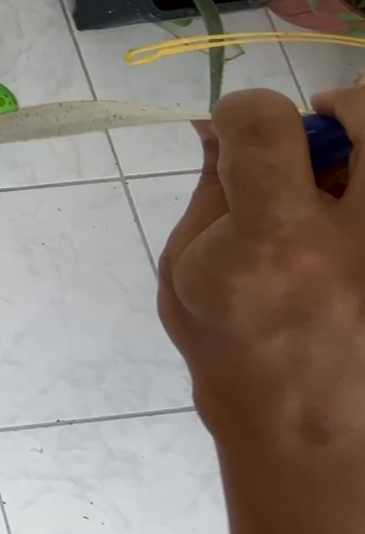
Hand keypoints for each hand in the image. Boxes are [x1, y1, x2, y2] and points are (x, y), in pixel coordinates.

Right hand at [158, 86, 364, 533]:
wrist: (310, 424)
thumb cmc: (227, 341)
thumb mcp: (186, 264)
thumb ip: (213, 191)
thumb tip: (220, 130)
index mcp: (275, 237)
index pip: (265, 125)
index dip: (245, 109)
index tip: (236, 124)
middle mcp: (358, 237)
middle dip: (343, 109)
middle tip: (321, 134)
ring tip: (346, 184)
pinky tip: (353, 229)